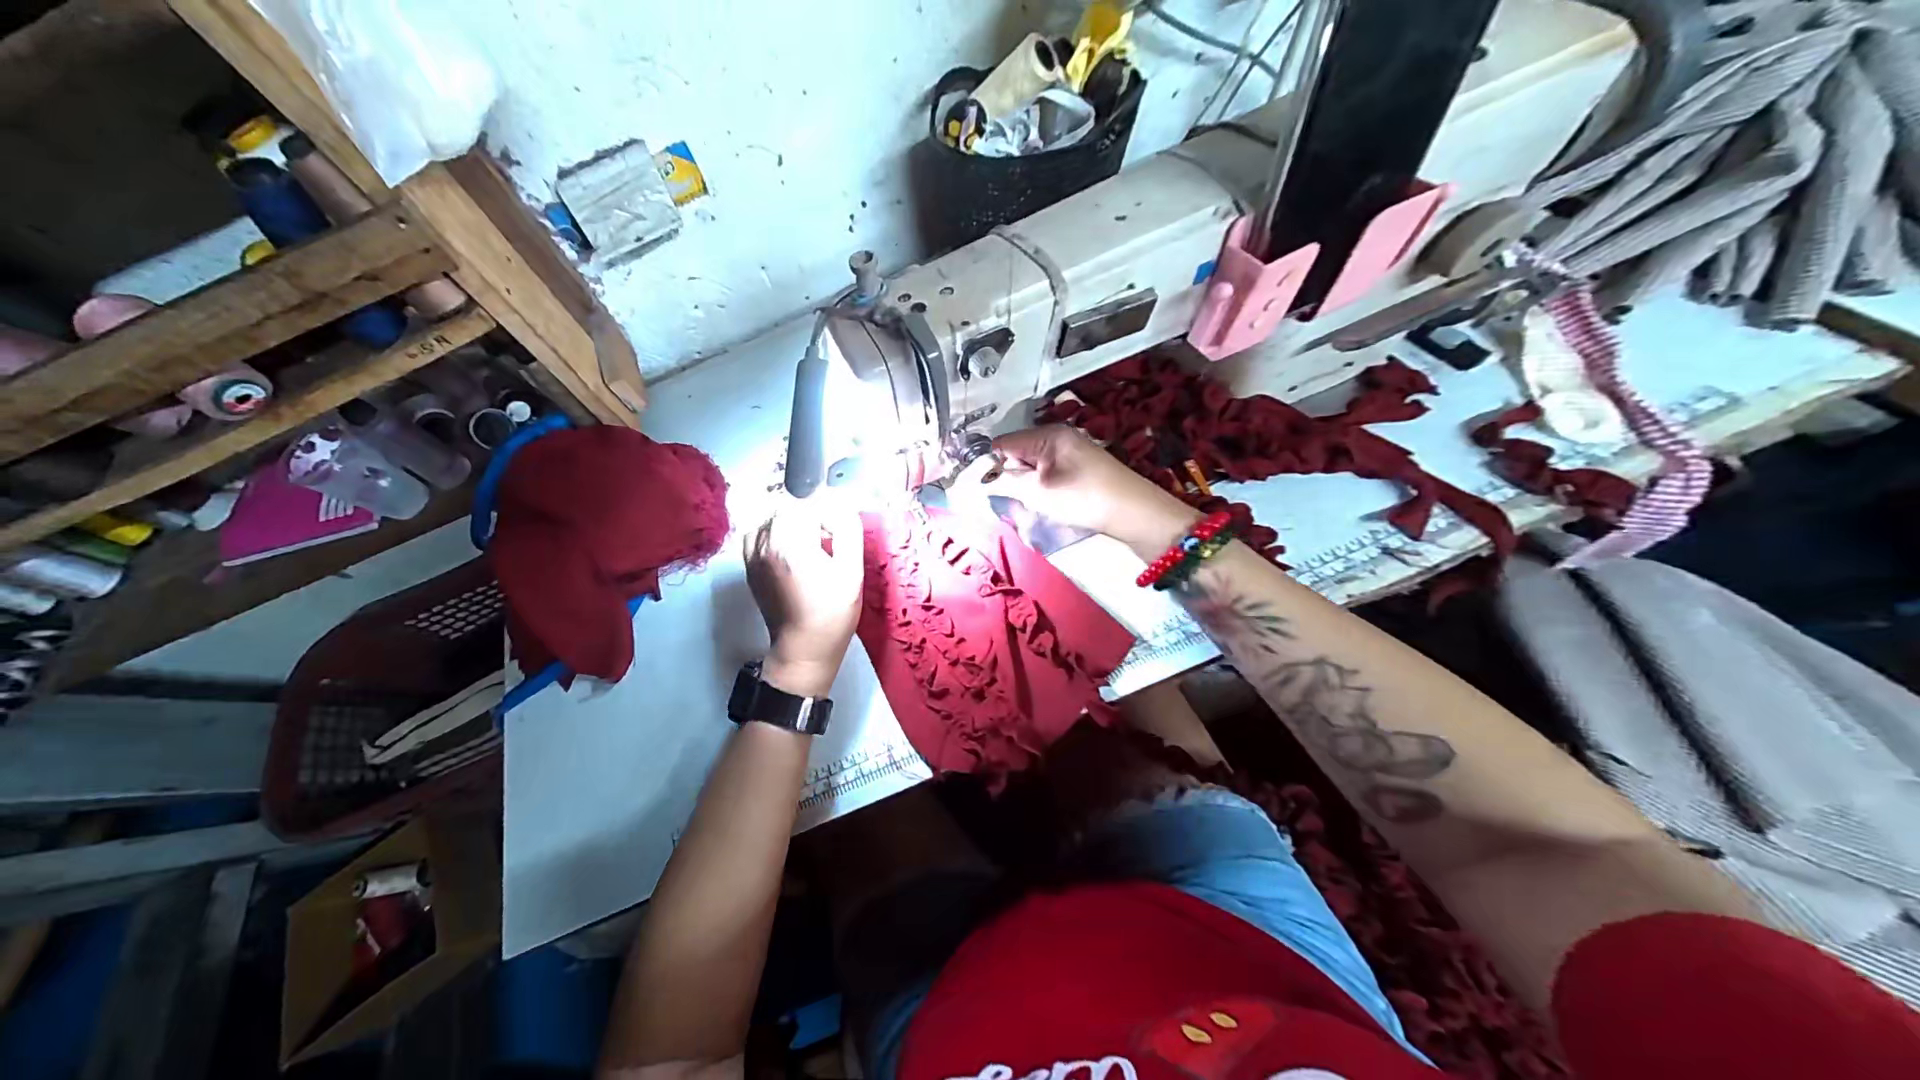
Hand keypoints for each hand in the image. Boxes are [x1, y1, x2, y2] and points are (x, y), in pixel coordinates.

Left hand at [744, 501, 863, 698]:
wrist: (803, 649)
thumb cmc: (833, 613)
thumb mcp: (852, 571)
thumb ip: (848, 531)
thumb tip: (841, 507)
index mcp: (791, 543)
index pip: (807, 502)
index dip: (828, 511)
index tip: (839, 531)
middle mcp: (765, 544)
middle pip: (787, 507)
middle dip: (810, 515)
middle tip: (829, 538)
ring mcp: (752, 555)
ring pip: (772, 518)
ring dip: (792, 523)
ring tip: (810, 544)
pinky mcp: (749, 566)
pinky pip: (759, 534)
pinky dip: (775, 533)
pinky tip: (791, 550)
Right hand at [991, 426, 1197, 557]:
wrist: (1133, 512)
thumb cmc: (1084, 497)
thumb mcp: (1038, 491)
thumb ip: (1006, 481)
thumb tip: (983, 476)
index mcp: (1047, 434)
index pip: (1003, 442)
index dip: (989, 463)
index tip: (980, 486)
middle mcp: (1058, 437)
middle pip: (1017, 454)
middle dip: (1009, 477)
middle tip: (1012, 500)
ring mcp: (1070, 452)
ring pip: (1031, 468)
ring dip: (1025, 487)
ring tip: (1033, 504)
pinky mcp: (1079, 468)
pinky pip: (1047, 475)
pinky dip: (1041, 489)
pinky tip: (1048, 504)